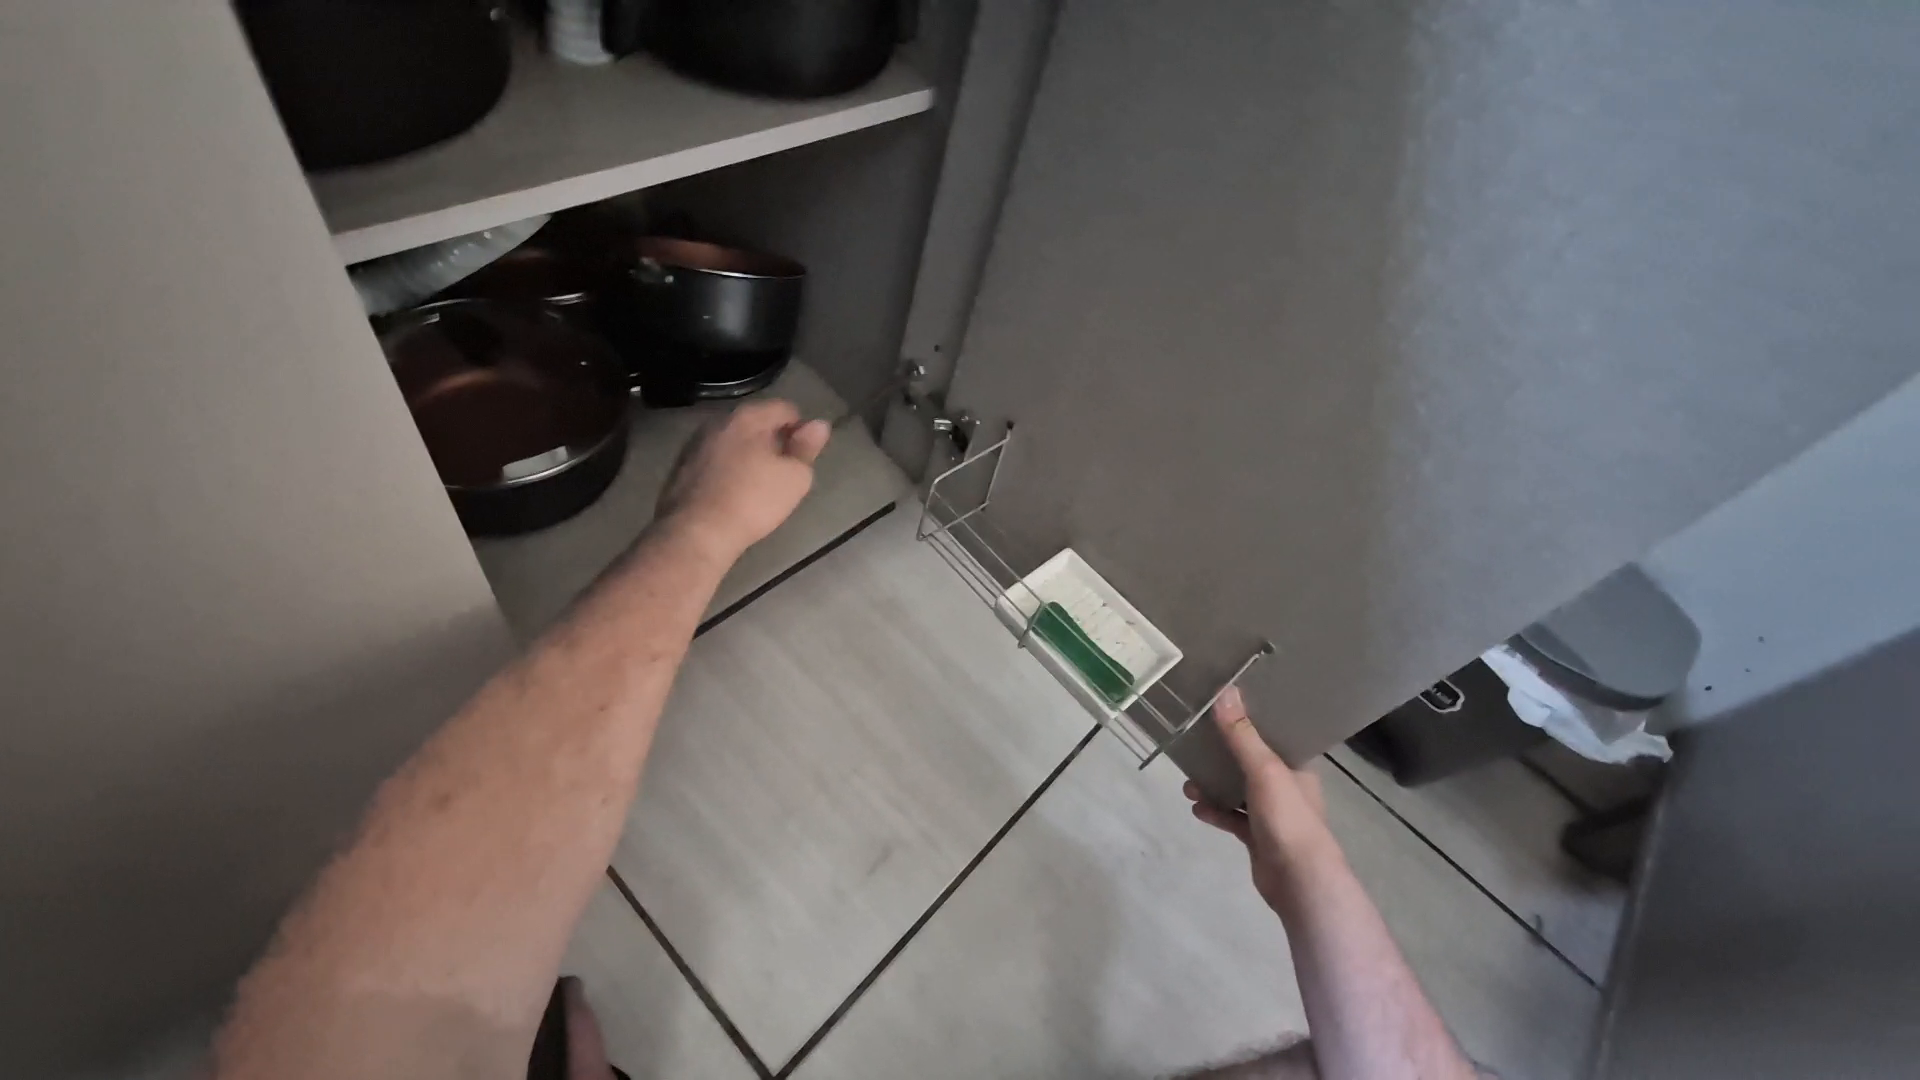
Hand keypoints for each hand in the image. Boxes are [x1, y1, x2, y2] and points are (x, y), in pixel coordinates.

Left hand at [656, 399, 829, 557]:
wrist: (697, 532)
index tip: (805, 456)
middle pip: (756, 422)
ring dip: (748, 455)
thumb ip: (807, 448)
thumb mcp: (795, 477)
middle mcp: (718, 422)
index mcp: (748, 417)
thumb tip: (819, 424)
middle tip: (785, 472)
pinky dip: (728, 470)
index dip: (801, 429)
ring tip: (759, 485)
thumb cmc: (753, 501)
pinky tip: (734, 494)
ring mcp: (695, 444)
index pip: (785, 408)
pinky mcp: (681, 468)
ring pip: (733, 441)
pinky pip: (714, 460)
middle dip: (773, 441)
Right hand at [1183, 686, 1336, 911]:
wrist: (1299, 881)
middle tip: (1194, 748)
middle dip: (1221, 756)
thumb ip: (1241, 734)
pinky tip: (1196, 809)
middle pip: (1249, 761)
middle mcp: (1286, 785)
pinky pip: (1232, 817)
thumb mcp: (1264, 769)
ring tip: (1189, 785)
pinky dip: (1215, 811)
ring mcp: (1271, 812)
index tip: (1222, 710)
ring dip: (1213, 785)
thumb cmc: (1288, 818)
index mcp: (1296, 765)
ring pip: (1237, 789)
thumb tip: (1224, 690)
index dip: (1249, 721)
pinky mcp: (1257, 835)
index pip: (1272, 734)